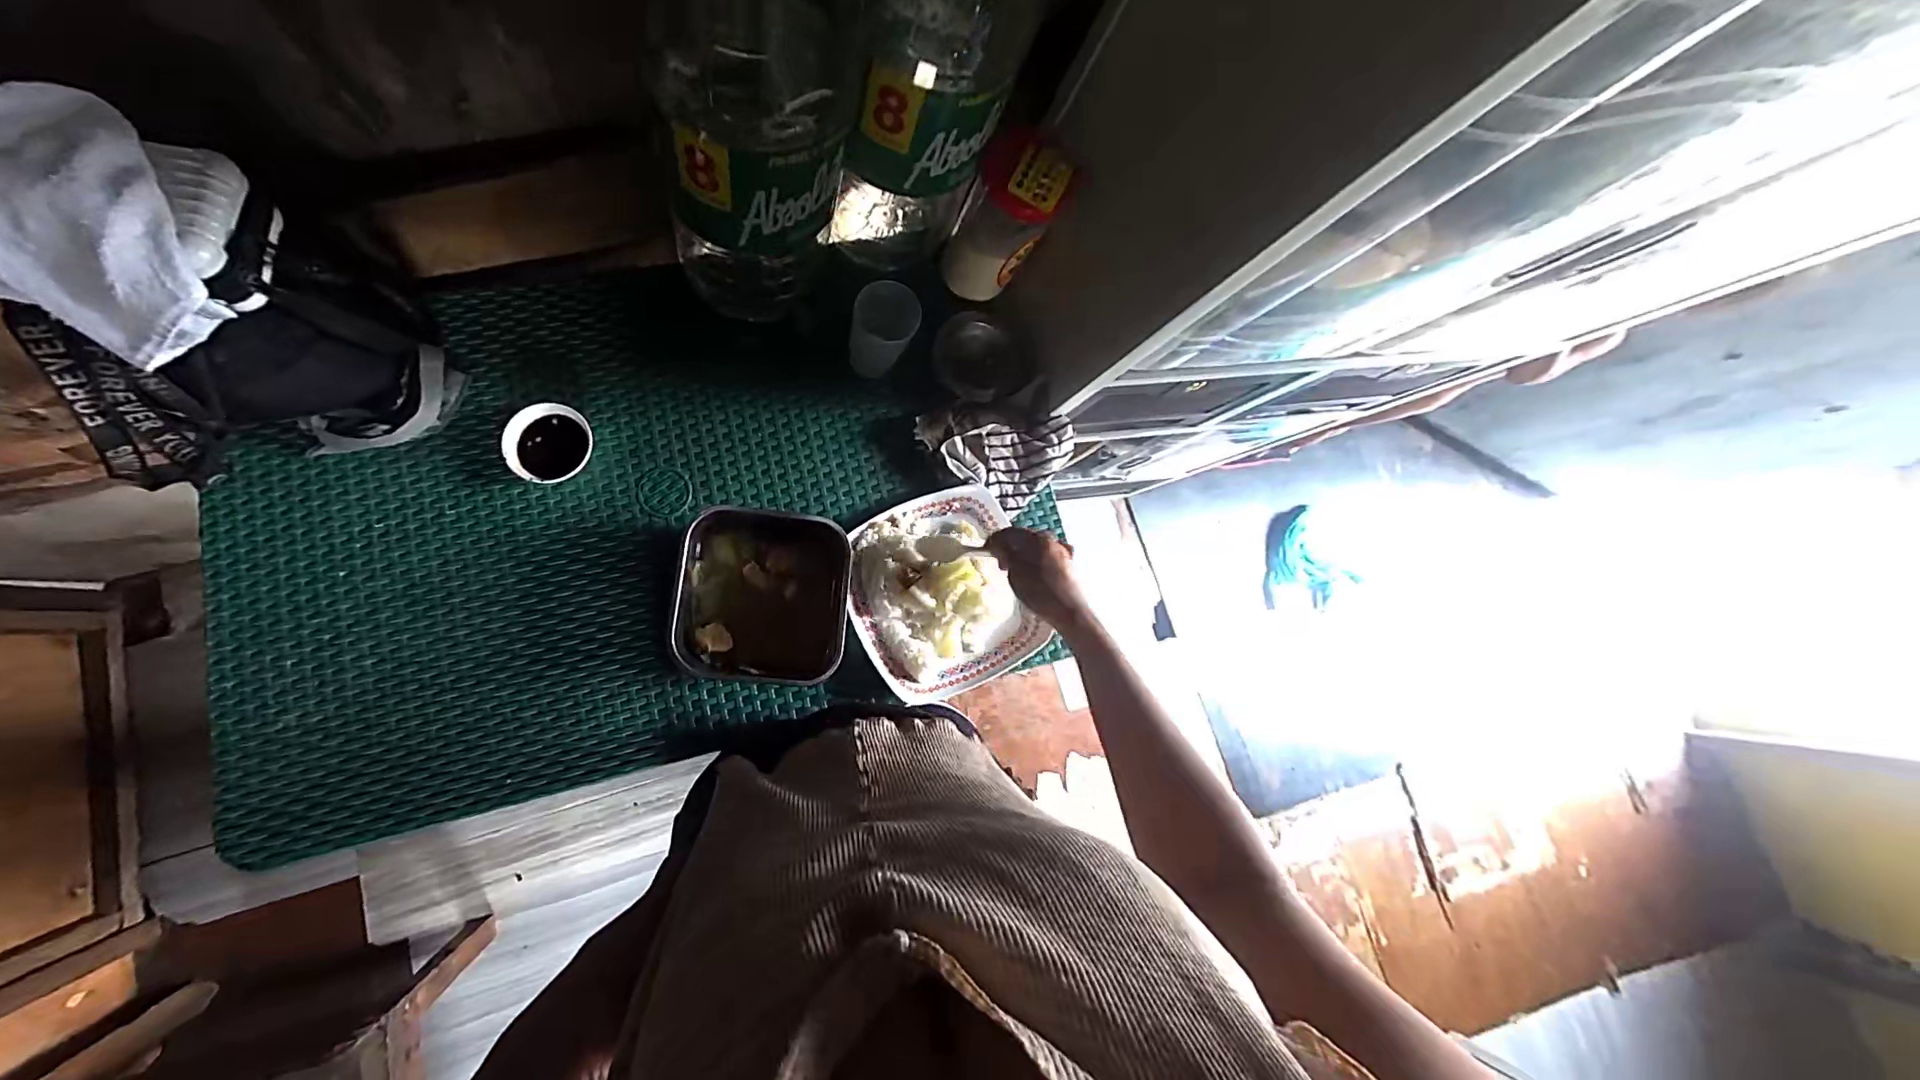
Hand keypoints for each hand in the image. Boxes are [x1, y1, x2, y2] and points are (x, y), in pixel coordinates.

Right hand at [986, 527, 1094, 635]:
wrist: (1070, 612)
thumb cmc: (1040, 592)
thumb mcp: (1016, 573)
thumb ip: (1006, 554)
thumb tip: (998, 543)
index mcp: (1038, 539)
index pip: (1011, 532)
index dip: (995, 540)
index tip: (986, 550)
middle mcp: (1052, 539)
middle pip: (1024, 538)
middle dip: (1009, 548)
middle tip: (1001, 565)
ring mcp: (1062, 551)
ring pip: (1035, 547)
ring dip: (1022, 555)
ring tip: (1016, 572)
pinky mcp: (1067, 563)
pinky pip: (1046, 556)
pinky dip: (1035, 561)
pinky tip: (1033, 574)